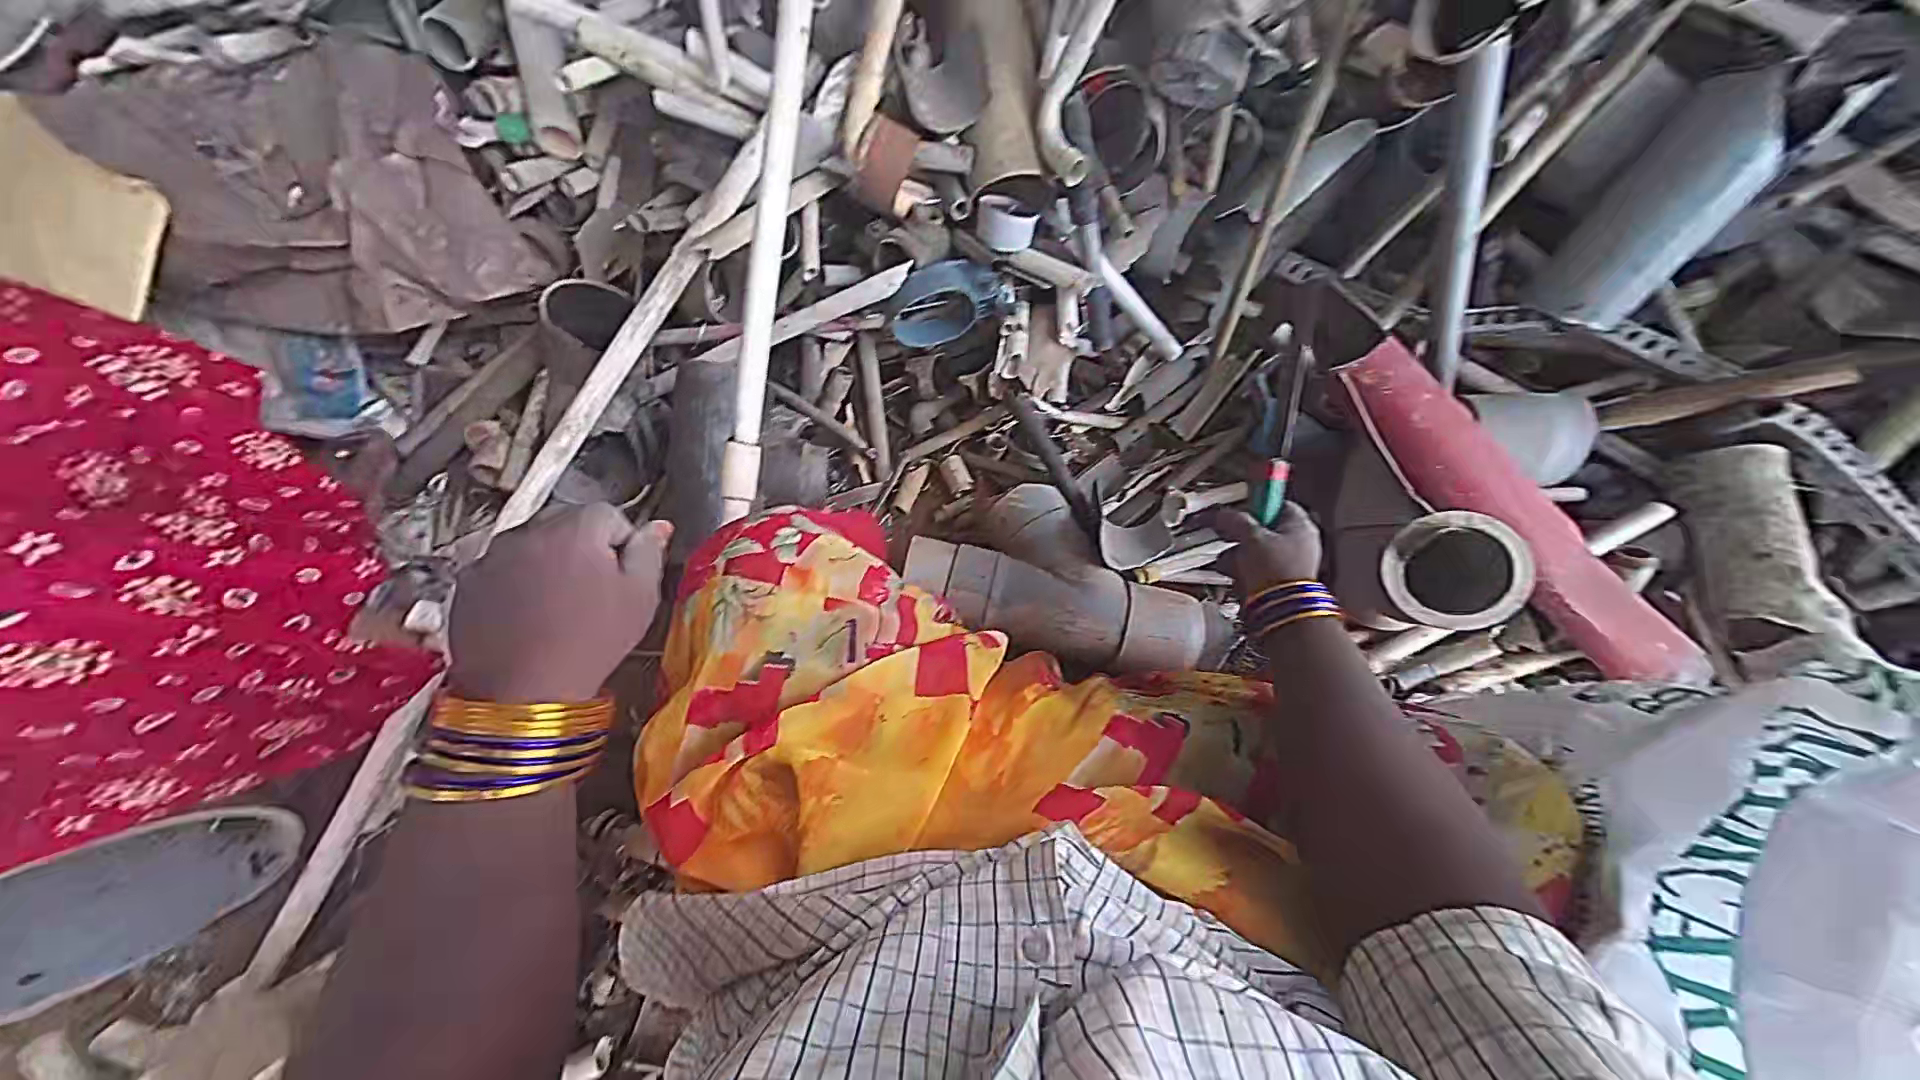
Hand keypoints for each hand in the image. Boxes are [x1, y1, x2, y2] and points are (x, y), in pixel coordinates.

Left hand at [448, 504, 671, 703]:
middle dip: (584, 545)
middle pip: (567, 521)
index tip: (622, 574)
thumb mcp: (640, 596)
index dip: (623, 542)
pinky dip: (517, 580)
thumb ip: (650, 551)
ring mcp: (492, 555)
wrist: (524, 691)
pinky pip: (503, 567)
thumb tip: (657, 527)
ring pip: (534, 543)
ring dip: (549, 561)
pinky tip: (531, 613)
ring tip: (561, 604)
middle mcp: (529, 531)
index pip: (609, 513)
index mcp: (575, 529)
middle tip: (594, 589)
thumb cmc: (591, 642)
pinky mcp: (468, 581)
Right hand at [1215, 504, 1323, 599]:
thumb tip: (1222, 514)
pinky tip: (1234, 573)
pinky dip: (1243, 569)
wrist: (1279, 609)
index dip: (1255, 504)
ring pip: (1257, 550)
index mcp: (1300, 526)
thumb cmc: (1275, 570)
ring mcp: (1290, 563)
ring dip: (1238, 553)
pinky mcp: (1279, 581)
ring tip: (1229, 559)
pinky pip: (1256, 568)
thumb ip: (1235, 520)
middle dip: (1241, 534)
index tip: (1239, 508)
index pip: (1276, 503)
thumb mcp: (1250, 537)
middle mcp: (1299, 543)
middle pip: (1264, 528)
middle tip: (1228, 534)